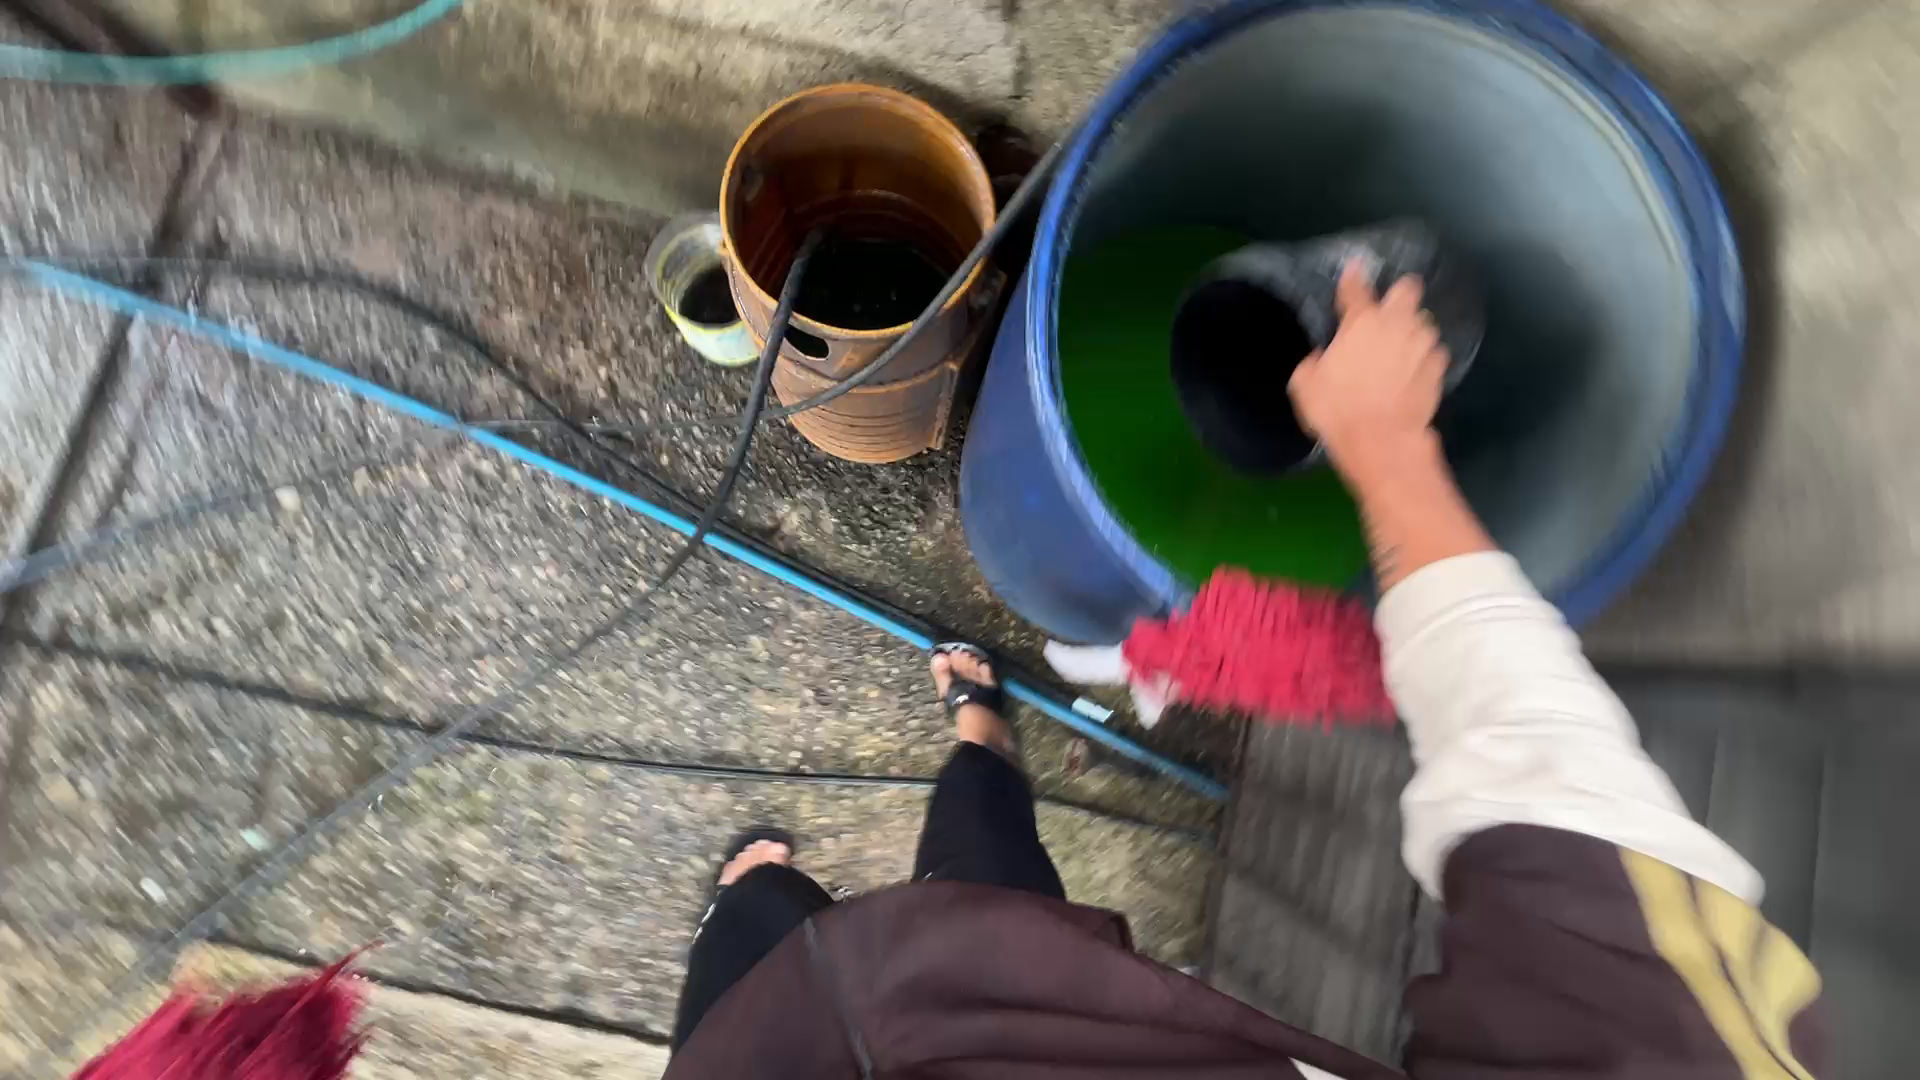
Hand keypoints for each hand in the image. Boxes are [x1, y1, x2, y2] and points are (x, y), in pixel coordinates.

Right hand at [1287, 259, 1449, 479]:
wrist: (1381, 439)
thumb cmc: (1336, 409)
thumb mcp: (1305, 386)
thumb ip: (1315, 362)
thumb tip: (1323, 358)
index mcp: (1361, 323)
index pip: (1356, 289)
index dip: (1353, 278)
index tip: (1353, 270)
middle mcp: (1397, 324)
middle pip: (1407, 290)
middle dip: (1398, 295)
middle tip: (1386, 311)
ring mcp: (1423, 344)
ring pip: (1423, 323)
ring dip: (1411, 331)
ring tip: (1398, 349)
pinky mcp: (1439, 367)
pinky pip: (1432, 353)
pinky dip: (1422, 358)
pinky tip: (1411, 372)